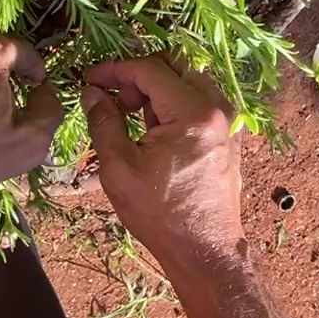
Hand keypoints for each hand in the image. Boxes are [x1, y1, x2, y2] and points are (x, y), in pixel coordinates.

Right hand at [81, 56, 244, 273]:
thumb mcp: (119, 167)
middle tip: (115, 99)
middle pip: (174, 66)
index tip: (90, 80)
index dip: (115, 70)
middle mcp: (217, 109)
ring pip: (188, 81)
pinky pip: (199, 101)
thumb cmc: (160, 214)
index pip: (150, 70)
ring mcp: (227, 122)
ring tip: (130, 115)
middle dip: (139, 75)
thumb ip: (104, 122)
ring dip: (156, 88)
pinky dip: (173, 102)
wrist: (204, 251)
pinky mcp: (228, 136)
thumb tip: (92, 92)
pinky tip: (152, 129)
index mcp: (193, 113)